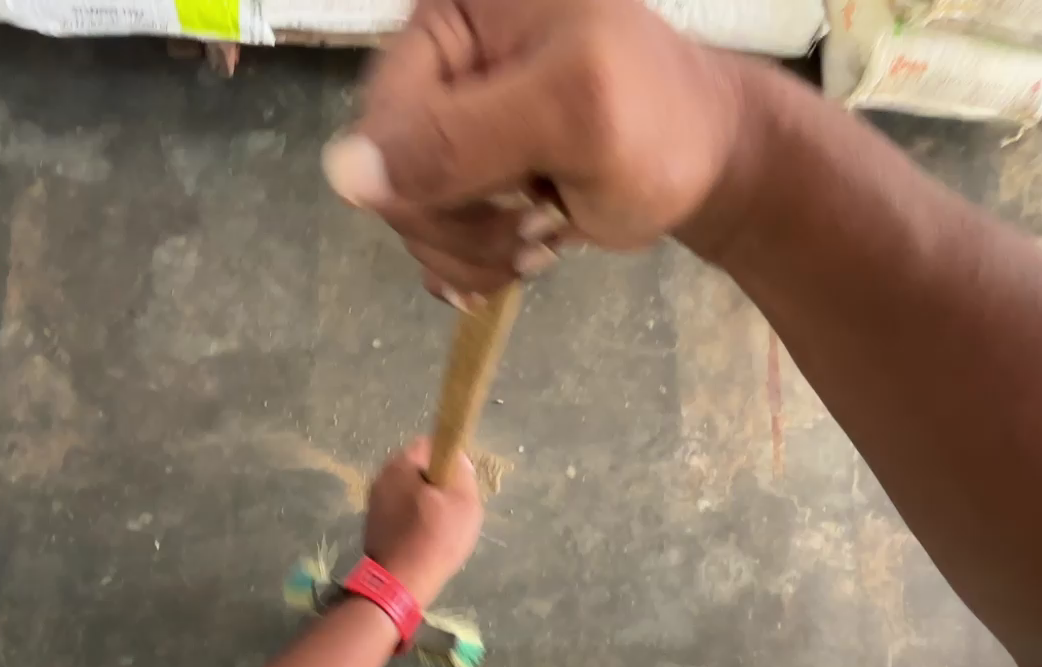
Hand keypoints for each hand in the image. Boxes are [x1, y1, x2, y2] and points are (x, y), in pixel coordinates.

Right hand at [321, 0, 753, 298]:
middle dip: (464, 225)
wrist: (698, 167)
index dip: (430, 183)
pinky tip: (514, 266)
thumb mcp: (570, 115)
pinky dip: (472, 268)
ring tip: (542, 241)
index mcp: (452, 21)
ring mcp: (451, 135)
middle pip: (393, 180)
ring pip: (412, 221)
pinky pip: (433, 242)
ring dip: (476, 253)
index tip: (511, 197)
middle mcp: (439, 74)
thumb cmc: (656, 125)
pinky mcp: (468, 185)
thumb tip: (343, 175)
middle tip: (537, 225)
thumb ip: (460, 137)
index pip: (384, 123)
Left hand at [363, 437, 483, 606]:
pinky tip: (423, 538)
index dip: (449, 459)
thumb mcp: (465, 502)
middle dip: (436, 482)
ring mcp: (373, 500)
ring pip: (408, 490)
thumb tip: (456, 459)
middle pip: (418, 467)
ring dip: (424, 502)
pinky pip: (399, 510)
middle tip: (452, 507)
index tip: (458, 482)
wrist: (400, 582)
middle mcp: (382, 476)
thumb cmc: (435, 538)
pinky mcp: (372, 522)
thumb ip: (463, 473)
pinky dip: (411, 518)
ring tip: (439, 527)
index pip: (430, 444)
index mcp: (401, 463)